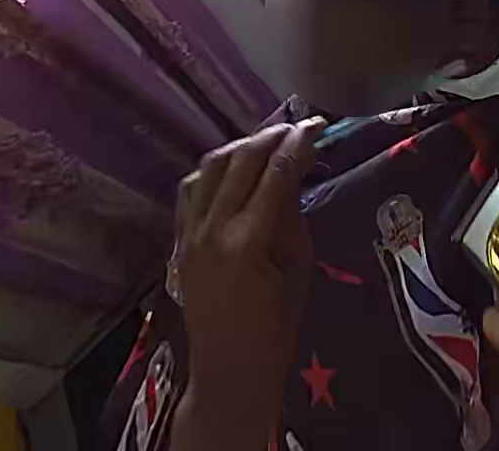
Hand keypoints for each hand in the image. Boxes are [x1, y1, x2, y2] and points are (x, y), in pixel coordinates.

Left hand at [171, 122, 318, 450]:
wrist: (228, 373)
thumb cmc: (275, 328)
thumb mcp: (298, 268)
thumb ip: (293, 214)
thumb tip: (296, 169)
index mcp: (247, 242)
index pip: (276, 173)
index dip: (299, 143)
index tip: (318, 125)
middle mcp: (212, 229)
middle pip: (242, 160)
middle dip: (273, 136)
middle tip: (298, 128)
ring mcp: (190, 232)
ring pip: (212, 165)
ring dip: (242, 146)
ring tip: (269, 141)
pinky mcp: (179, 237)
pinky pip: (192, 187)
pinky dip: (215, 168)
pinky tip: (234, 166)